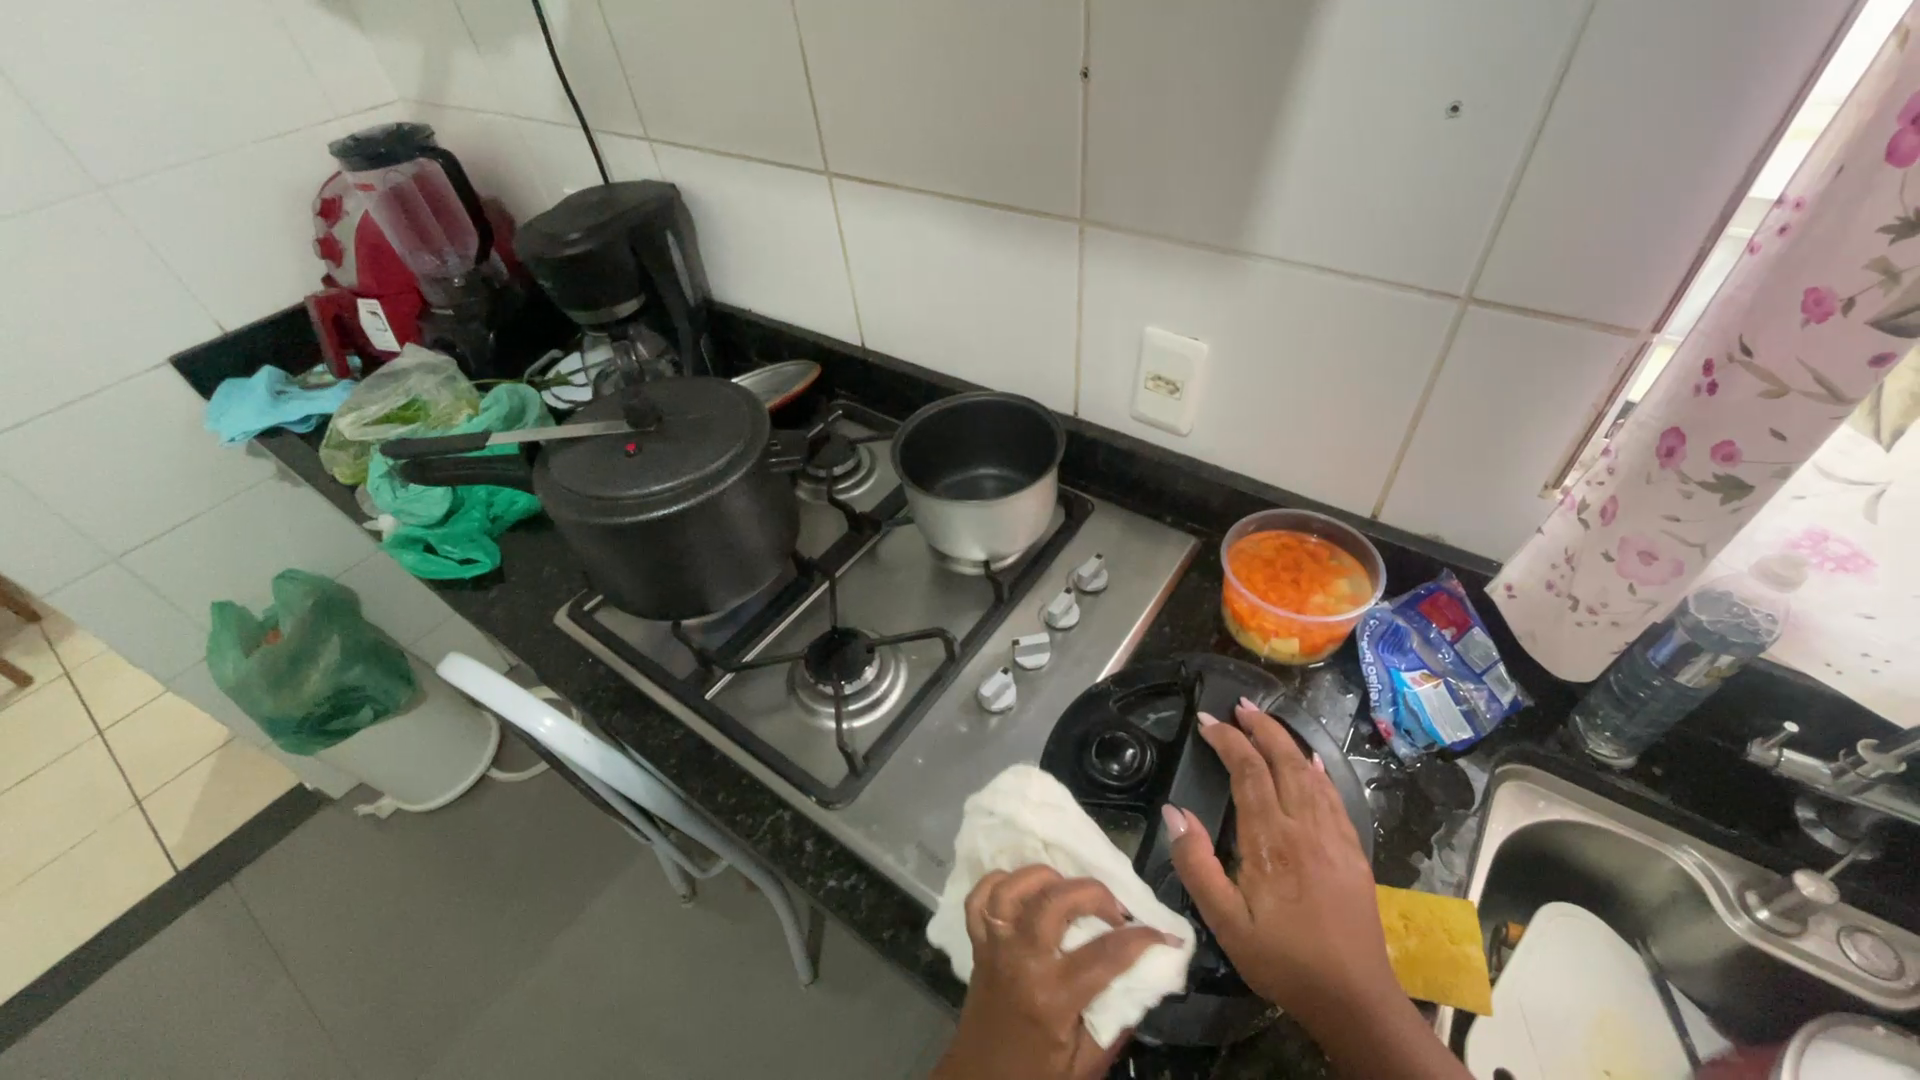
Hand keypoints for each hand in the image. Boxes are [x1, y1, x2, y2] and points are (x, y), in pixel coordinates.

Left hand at [933, 866, 1174, 1079]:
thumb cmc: (1036, 1074)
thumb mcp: (1086, 1061)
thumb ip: (1116, 1019)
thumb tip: (1145, 975)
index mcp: (1053, 997)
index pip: (1106, 954)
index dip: (1142, 938)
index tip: (1163, 934)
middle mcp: (1021, 962)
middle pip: (1054, 902)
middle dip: (1094, 893)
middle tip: (1114, 909)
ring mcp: (994, 948)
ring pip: (1012, 890)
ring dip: (1044, 878)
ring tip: (1068, 889)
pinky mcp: (976, 944)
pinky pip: (979, 898)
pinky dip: (999, 883)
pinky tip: (1025, 891)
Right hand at [1165, 698, 1398, 1024]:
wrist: (1353, 997)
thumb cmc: (1280, 960)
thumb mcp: (1224, 922)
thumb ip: (1196, 864)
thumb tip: (1174, 811)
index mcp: (1271, 841)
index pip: (1248, 773)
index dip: (1227, 741)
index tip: (1206, 722)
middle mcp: (1305, 828)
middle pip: (1284, 762)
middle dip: (1261, 728)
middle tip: (1239, 705)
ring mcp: (1335, 839)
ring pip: (1311, 774)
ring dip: (1287, 742)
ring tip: (1266, 722)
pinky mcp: (1353, 853)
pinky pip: (1334, 797)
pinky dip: (1318, 771)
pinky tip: (1311, 764)